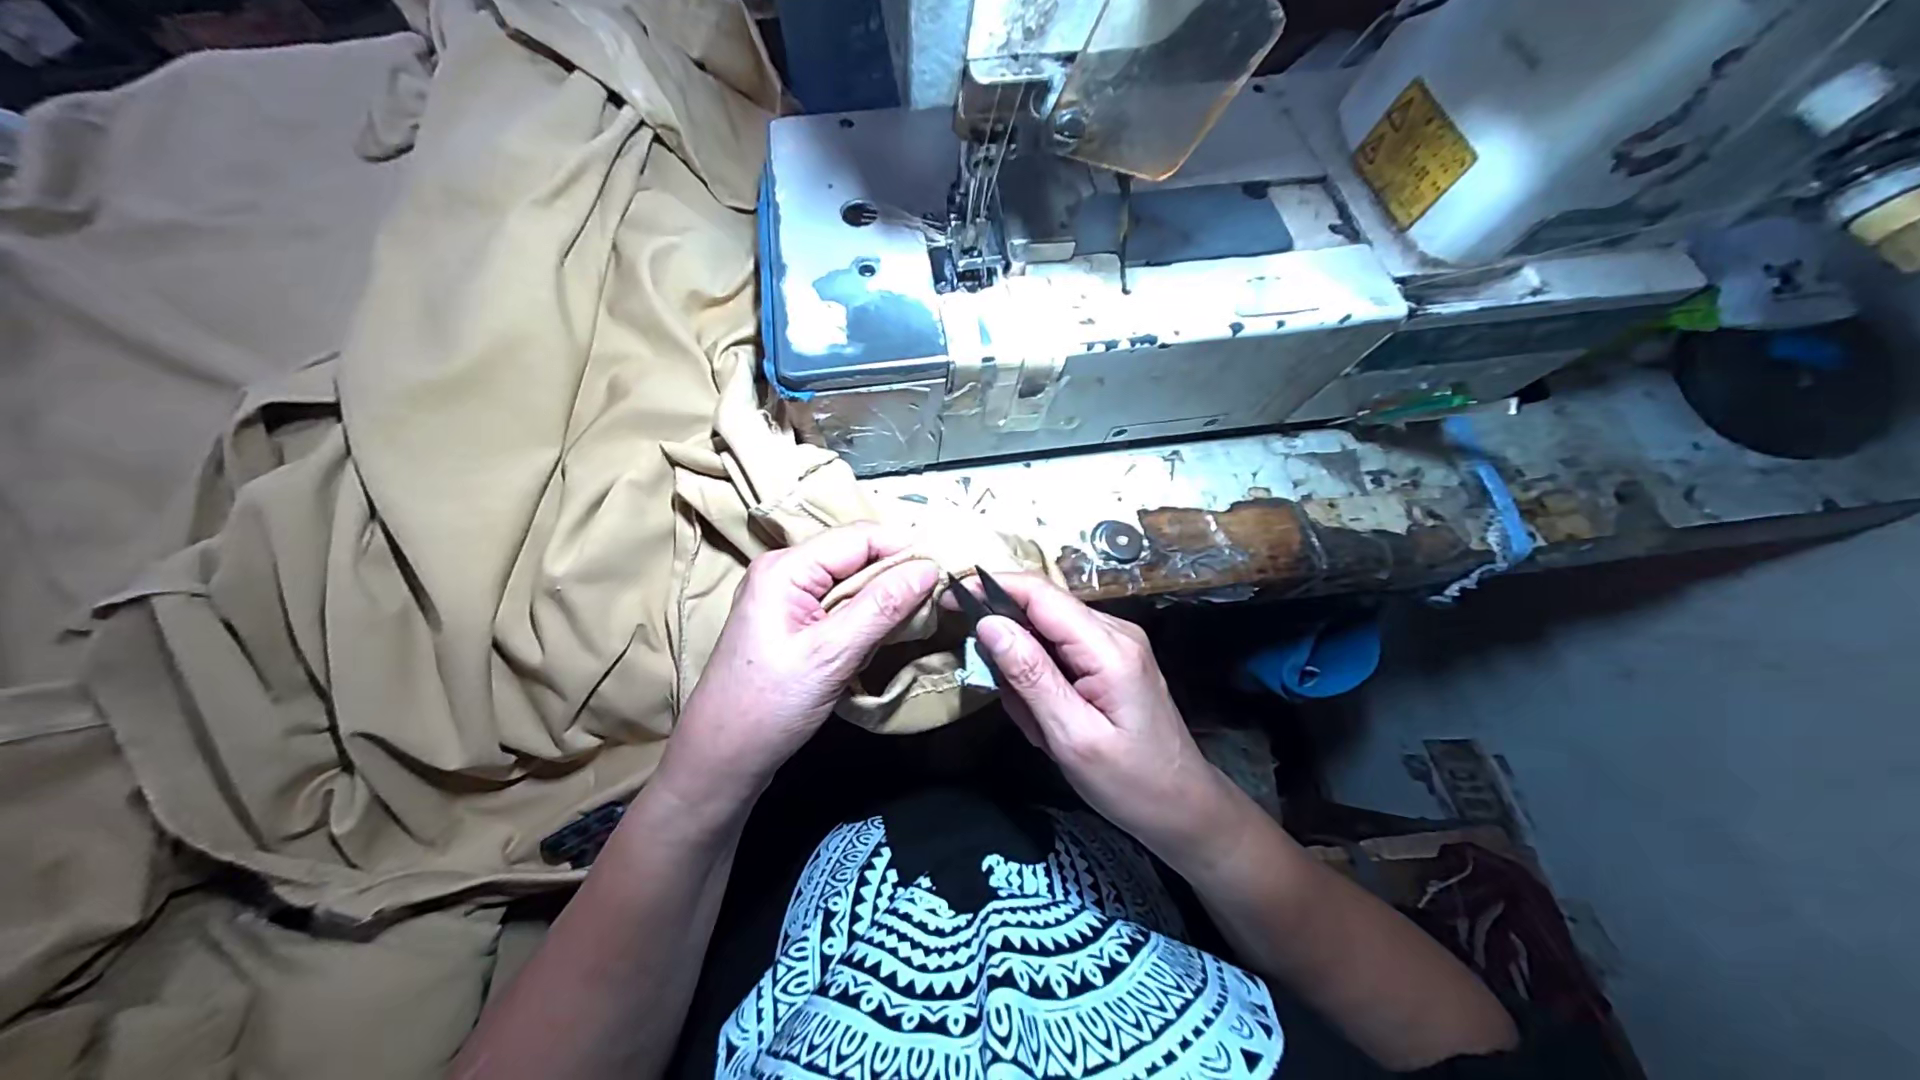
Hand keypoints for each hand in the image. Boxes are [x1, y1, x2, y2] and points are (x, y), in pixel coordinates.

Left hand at [660, 524, 939, 805]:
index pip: (860, 537)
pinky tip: (887, 632)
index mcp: (786, 568)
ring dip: (886, 595)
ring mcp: (787, 597)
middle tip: (939, 598)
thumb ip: (882, 606)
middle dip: (898, 572)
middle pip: (857, 554)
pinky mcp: (793, 622)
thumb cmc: (770, 706)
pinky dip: (868, 613)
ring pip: (852, 579)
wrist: (722, 759)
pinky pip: (840, 602)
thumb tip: (929, 568)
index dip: (905, 548)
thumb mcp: (832, 654)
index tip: (947, 571)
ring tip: (919, 616)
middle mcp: (784, 571)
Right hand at [965, 574, 1241, 861]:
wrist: (1184, 809)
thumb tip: (989, 622)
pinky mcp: (1110, 660)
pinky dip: (1042, 686)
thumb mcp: (1072, 736)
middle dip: (1012, 655)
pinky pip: (1058, 655)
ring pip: (1043, 637)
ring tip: (1044, 728)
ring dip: (1027, 680)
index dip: (991, 587)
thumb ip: (1030, 676)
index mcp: (1108, 646)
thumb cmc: (1131, 783)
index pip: (1040, 594)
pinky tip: (1054, 722)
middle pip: (1039, 613)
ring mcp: (1114, 644)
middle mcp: (1113, 632)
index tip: (948, 599)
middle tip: (1021, 711)